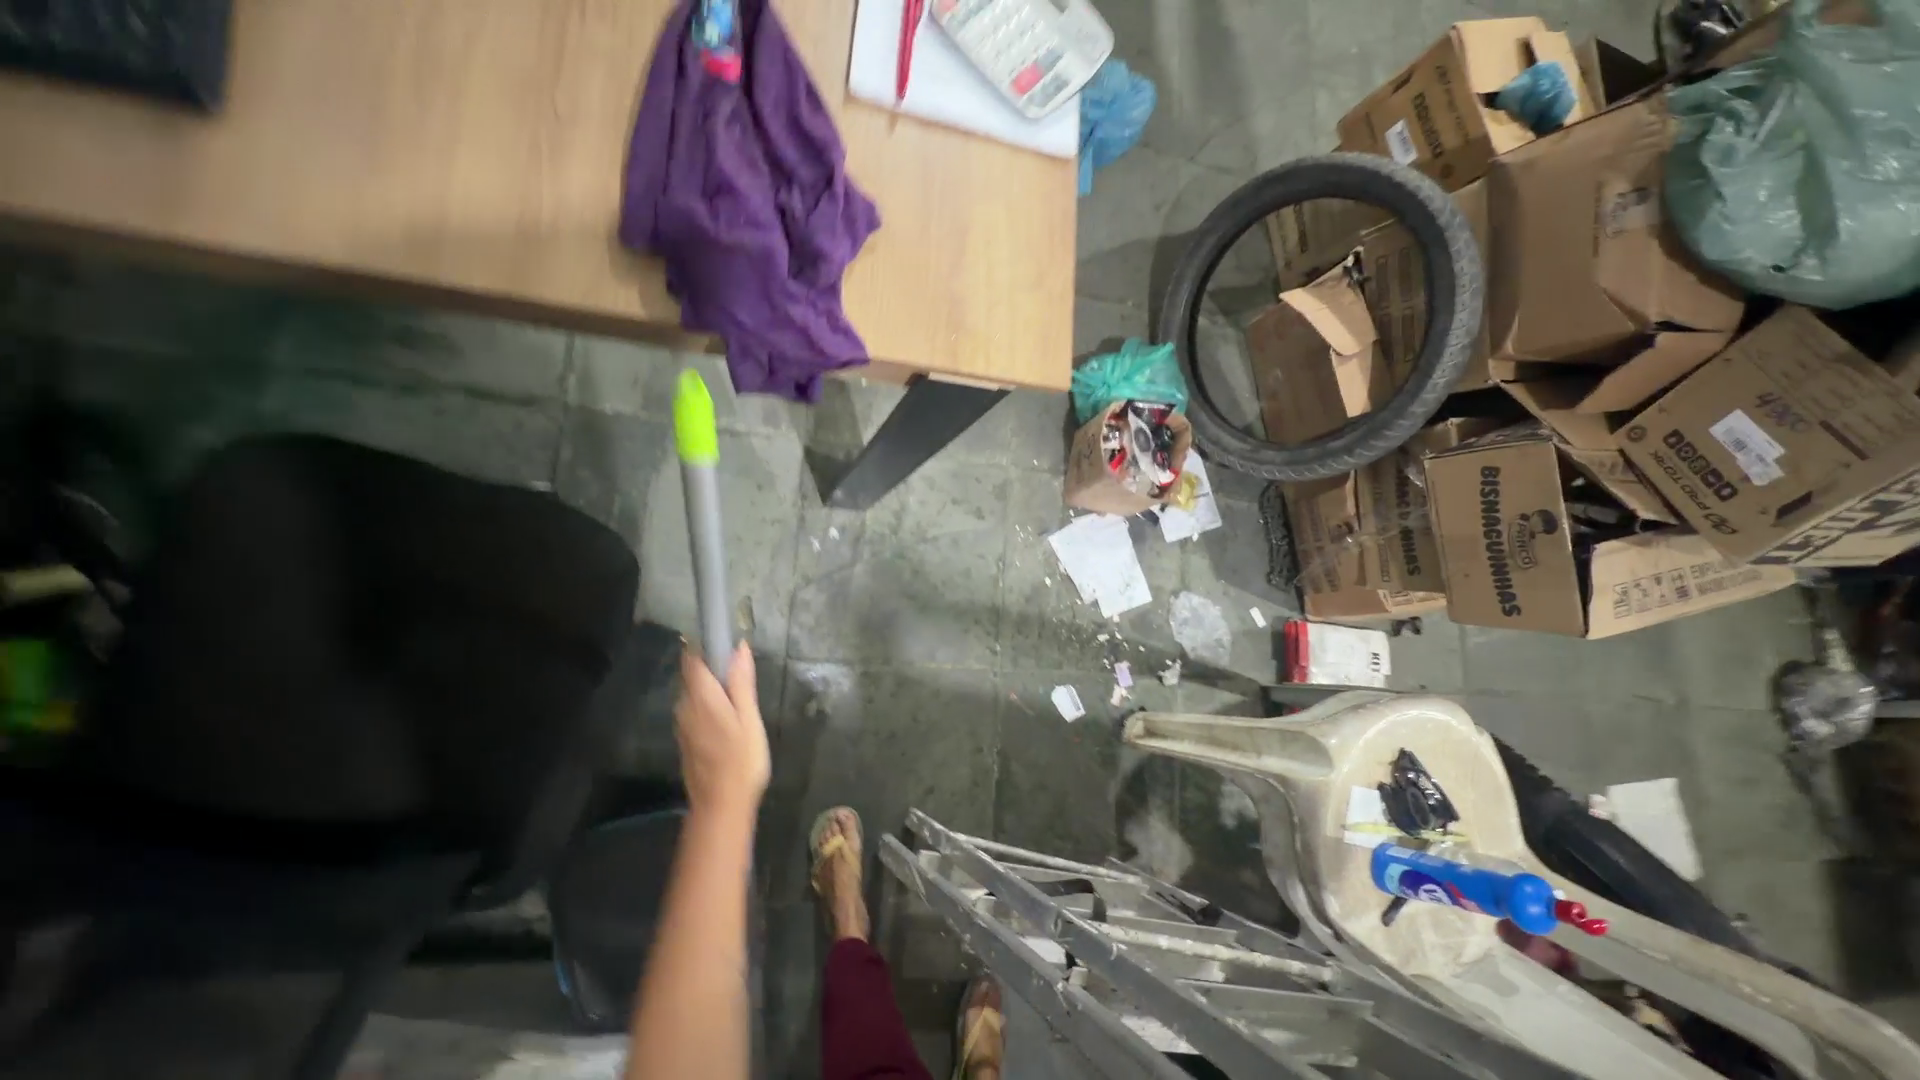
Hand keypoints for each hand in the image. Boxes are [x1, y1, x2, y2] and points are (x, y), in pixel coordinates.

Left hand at [675, 641, 769, 816]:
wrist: (721, 806)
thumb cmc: (742, 760)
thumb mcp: (749, 718)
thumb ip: (742, 682)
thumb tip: (738, 647)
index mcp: (701, 696)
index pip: (692, 658)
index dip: (706, 646)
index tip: (726, 646)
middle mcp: (685, 706)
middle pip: (692, 675)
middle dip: (712, 669)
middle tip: (742, 678)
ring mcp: (682, 725)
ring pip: (693, 694)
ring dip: (711, 690)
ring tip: (739, 701)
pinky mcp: (685, 740)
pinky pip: (694, 711)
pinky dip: (708, 707)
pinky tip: (728, 721)